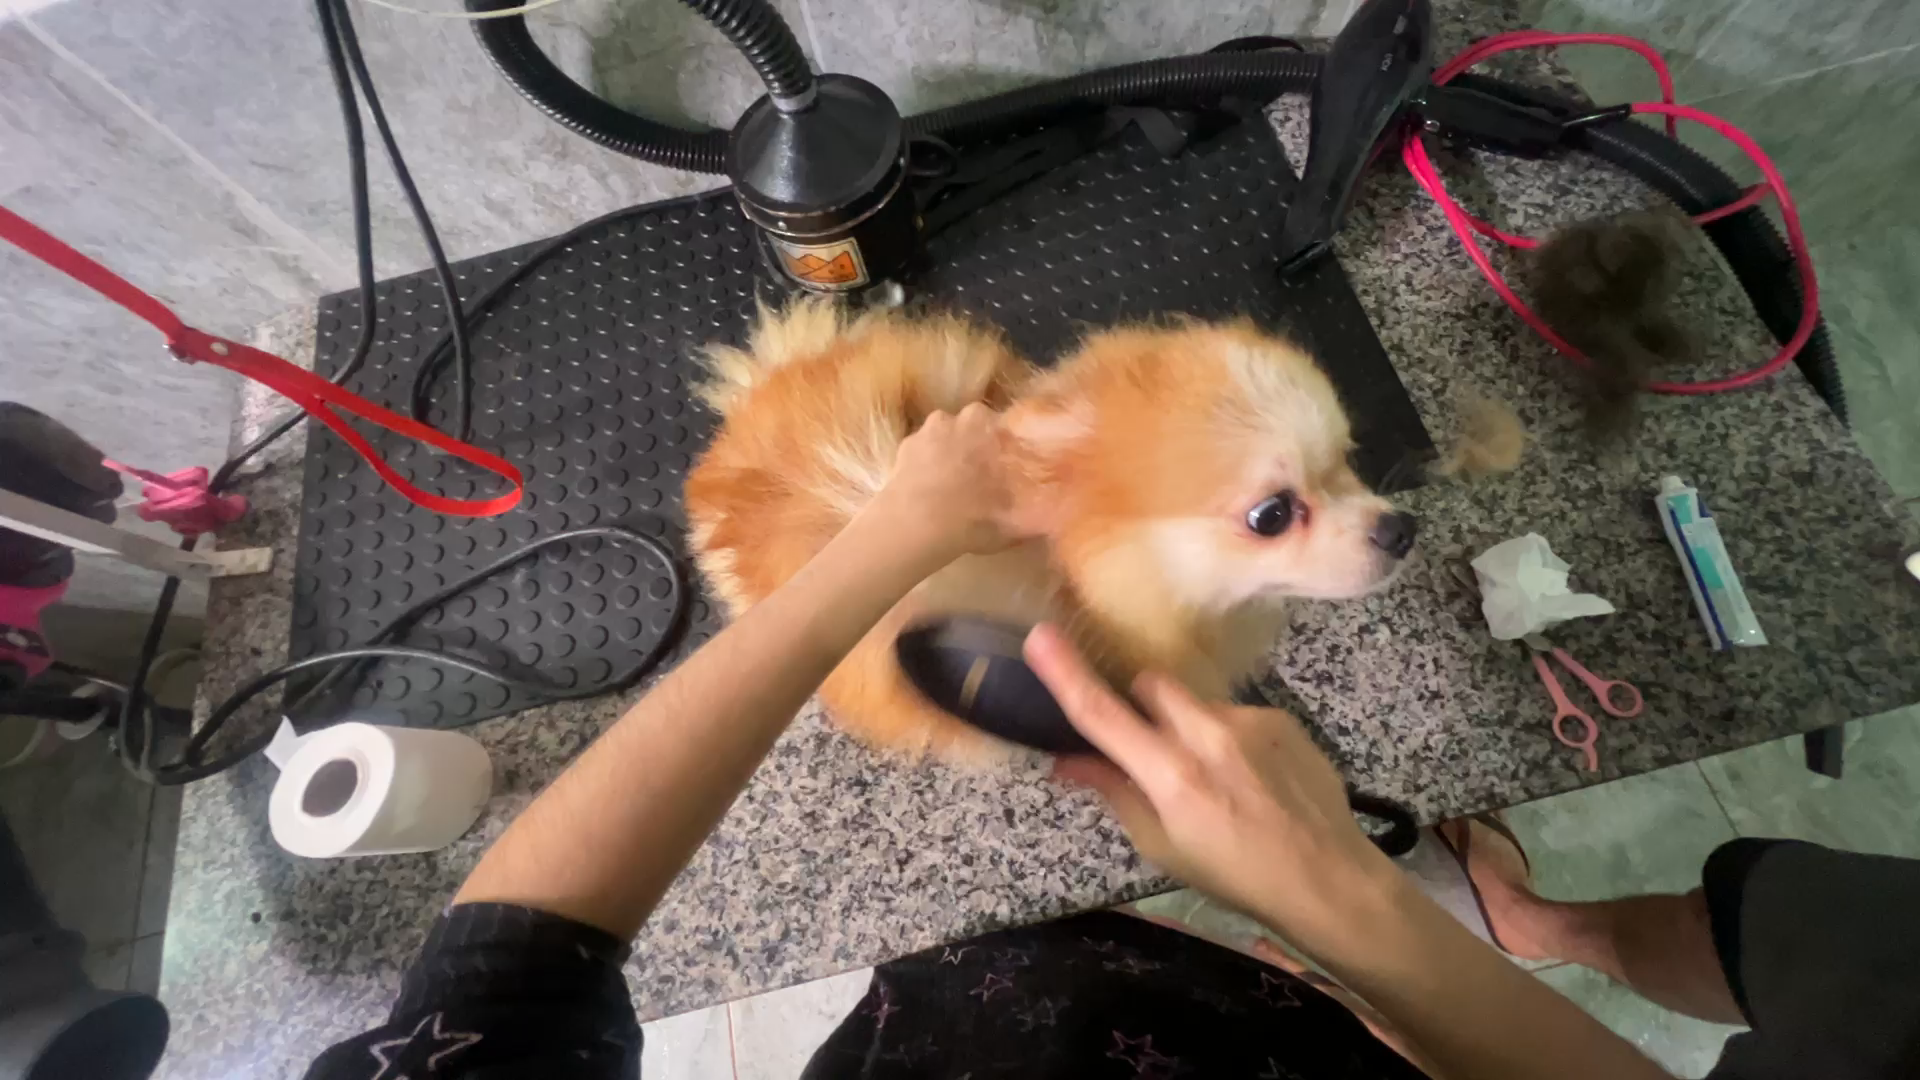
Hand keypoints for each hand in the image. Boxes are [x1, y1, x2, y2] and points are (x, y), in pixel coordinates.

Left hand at [871, 403, 1024, 559]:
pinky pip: (920, 451)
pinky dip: (923, 464)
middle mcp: (960, 416)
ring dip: (947, 452)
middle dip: (975, 445)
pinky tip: (925, 487)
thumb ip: (1036, 507)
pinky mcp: (902, 445)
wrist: (920, 525)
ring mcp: (926, 429)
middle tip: (979, 477)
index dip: (1005, 448)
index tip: (1006, 468)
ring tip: (949, 483)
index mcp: (992, 424)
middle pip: (972, 426)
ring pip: (944, 435)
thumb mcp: (1020, 520)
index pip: (1006, 427)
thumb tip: (1054, 507)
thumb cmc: (978, 516)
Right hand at [1024, 624, 1393, 942]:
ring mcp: (1247, 720)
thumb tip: (1064, 760)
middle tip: (1152, 746)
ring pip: (1191, 699)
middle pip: (1148, 683)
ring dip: (1186, 723)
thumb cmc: (1234, 874)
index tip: (1041, 636)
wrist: (1331, 880)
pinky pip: (1231, 710)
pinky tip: (1251, 772)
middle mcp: (1206, 736)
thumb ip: (1113, 791)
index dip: (1066, 674)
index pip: (1102, 715)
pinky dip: (1226, 734)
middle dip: (1139, 704)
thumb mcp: (1162, 845)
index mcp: (1170, 776)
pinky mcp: (1278, 717)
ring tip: (1216, 771)